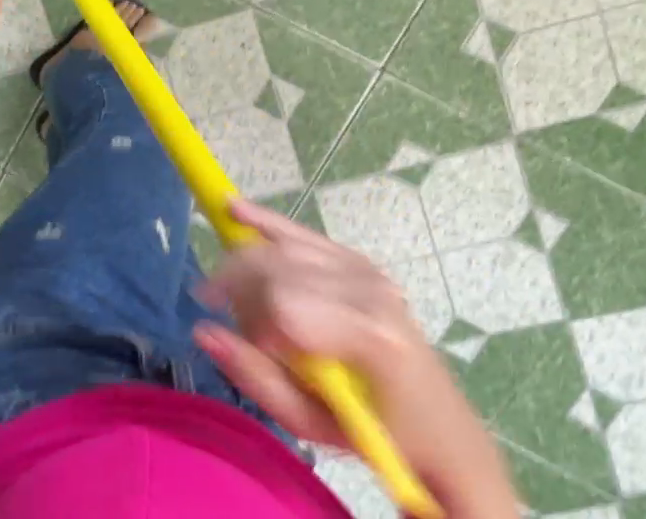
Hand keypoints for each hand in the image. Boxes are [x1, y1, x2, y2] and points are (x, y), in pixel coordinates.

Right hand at [195, 200, 518, 517]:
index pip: (283, 301)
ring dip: (244, 265)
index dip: (251, 320)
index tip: (243, 343)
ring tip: (226, 293)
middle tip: (223, 316)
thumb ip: (255, 376)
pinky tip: (234, 209)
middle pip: (277, 267)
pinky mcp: (361, 264)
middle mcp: (371, 292)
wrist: (441, 430)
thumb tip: (203, 331)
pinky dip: (265, 222)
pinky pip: (303, 234)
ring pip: (283, 249)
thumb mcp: (310, 424)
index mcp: (368, 337)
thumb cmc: (375, 435)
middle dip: (237, 287)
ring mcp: (369, 273)